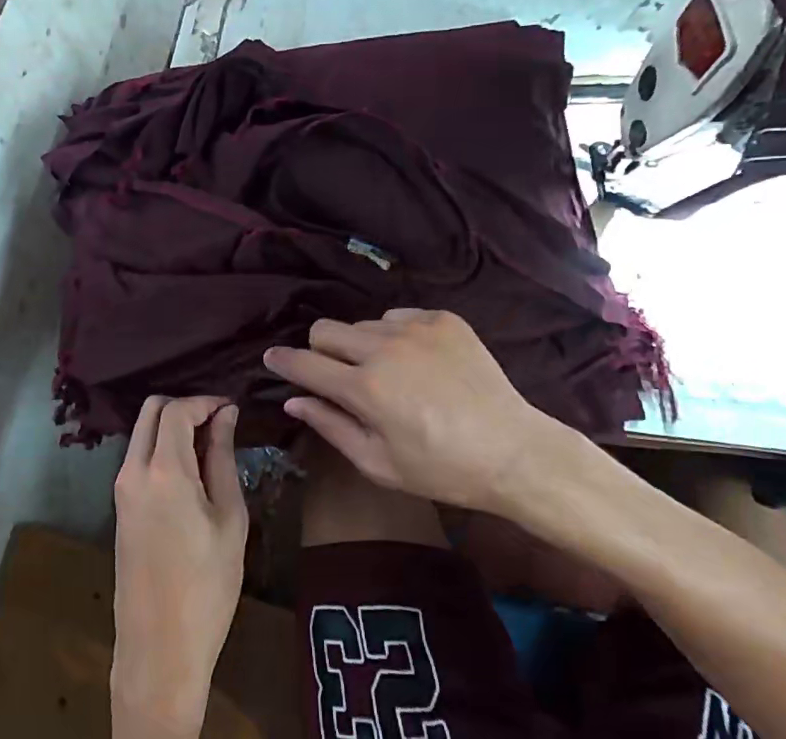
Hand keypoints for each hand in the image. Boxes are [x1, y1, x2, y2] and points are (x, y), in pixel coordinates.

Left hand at [112, 396, 246, 738]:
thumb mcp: (230, 517)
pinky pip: (138, 458)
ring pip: (142, 433)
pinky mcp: (119, 509)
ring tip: (211, 443)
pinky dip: (162, 448)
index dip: (206, 401)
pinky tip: (192, 467)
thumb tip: (226, 415)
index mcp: (164, 472)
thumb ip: (223, 458)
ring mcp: (120, 491)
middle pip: (150, 411)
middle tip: (219, 421)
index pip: (177, 410)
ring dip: (172, 426)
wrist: (160, 647)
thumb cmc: (208, 584)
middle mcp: (132, 472)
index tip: (233, 408)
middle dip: (184, 406)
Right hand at [265, 309, 579, 516]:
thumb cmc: (441, 469)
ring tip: (389, 374)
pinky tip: (417, 362)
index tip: (273, 358)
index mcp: (365, 387)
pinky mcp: (445, 319)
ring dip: (362, 345)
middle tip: (340, 377)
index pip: (305, 364)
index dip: (283, 361)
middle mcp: (385, 347)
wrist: (513, 450)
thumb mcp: (378, 463)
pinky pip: (400, 316)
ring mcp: (417, 327)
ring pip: (364, 323)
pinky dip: (397, 335)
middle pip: (327, 330)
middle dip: (321, 351)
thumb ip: (331, 426)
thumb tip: (294, 401)